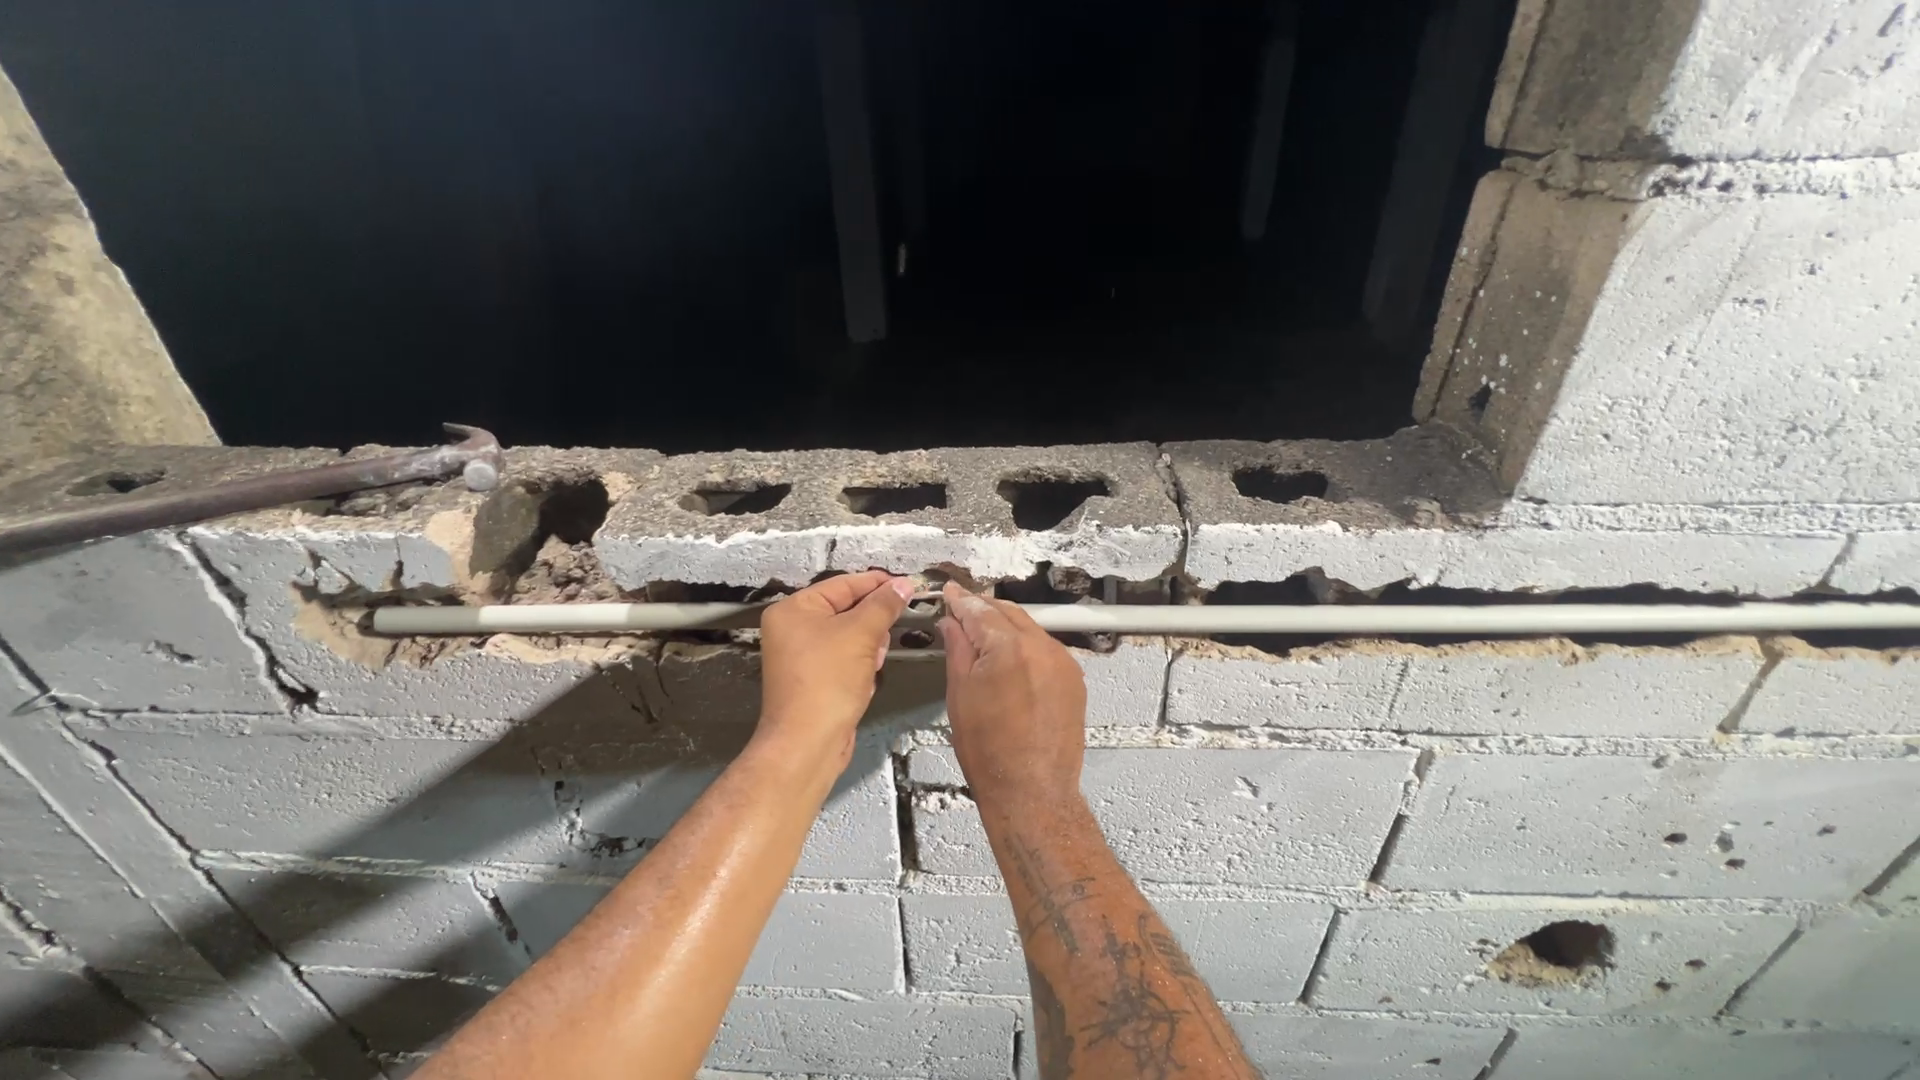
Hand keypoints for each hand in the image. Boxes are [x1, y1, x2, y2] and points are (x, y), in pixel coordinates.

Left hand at [757, 571, 913, 763]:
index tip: (906, 585)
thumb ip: (884, 605)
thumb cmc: (829, 680)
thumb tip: (903, 584)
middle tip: (889, 631)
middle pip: (846, 610)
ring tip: (875, 661)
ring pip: (849, 637)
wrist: (808, 742)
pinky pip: (845, 661)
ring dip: (869, 647)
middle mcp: (792, 630)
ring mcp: (801, 657)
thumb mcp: (861, 634)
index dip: (876, 583)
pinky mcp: (814, 681)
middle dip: (872, 622)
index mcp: (794, 610)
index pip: (842, 584)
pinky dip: (860, 666)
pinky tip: (866, 680)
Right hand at [938, 584, 1087, 812]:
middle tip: (962, 608)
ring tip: (983, 633)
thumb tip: (953, 624)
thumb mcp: (960, 695)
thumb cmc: (991, 752)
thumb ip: (958, 650)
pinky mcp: (1073, 680)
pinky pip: (1045, 650)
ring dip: (1006, 626)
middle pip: (1008, 614)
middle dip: (984, 609)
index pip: (980, 610)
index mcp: (1008, 648)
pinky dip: (1025, 646)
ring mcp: (1062, 663)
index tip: (950, 592)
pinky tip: (1010, 657)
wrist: (1031, 790)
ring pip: (1029, 629)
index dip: (961, 600)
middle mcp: (1041, 648)